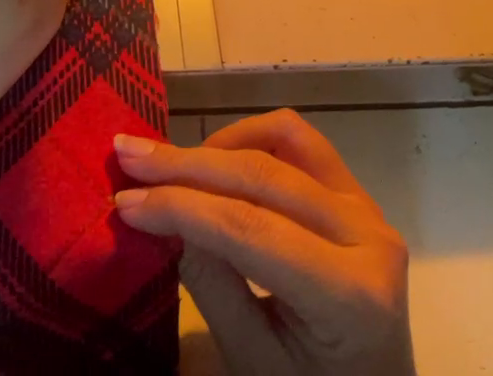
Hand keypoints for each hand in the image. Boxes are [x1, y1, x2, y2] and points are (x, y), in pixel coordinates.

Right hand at [112, 109, 413, 375]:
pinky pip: (301, 143)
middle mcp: (368, 236)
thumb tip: (157, 212)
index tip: (123, 198)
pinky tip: (218, 159)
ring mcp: (366, 207)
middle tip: (128, 156)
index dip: (181, 206)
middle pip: (263, 176)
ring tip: (172, 163)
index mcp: (351, 294)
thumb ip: (209, 282)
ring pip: (285, 140)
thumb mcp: (253, 357)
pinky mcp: (356, 193)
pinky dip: (253, 138)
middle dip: (186, 164)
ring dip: (220, 143)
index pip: (250, 229)